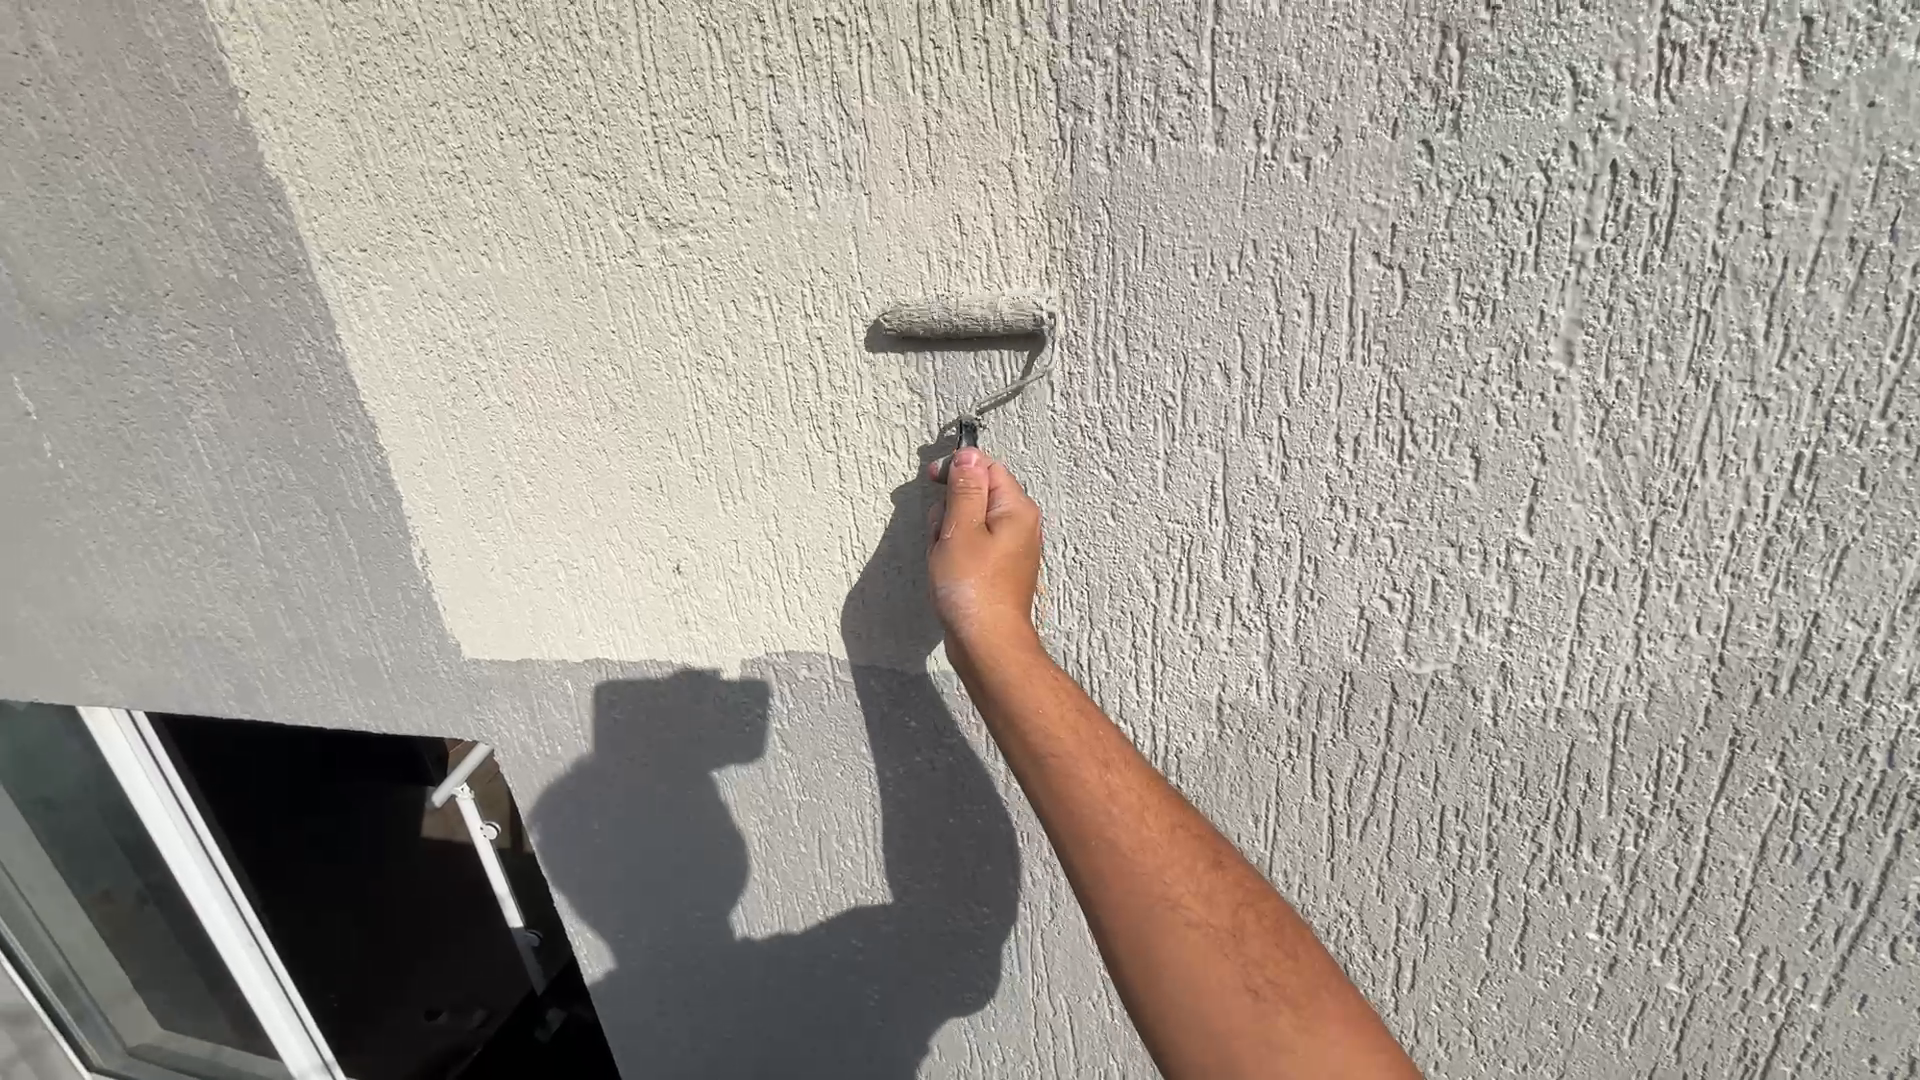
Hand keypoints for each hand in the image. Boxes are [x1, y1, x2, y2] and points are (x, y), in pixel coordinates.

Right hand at [925, 447, 1043, 663]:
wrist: (986, 642)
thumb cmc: (974, 589)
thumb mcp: (961, 528)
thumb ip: (965, 487)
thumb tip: (968, 455)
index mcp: (1016, 509)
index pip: (987, 467)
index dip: (958, 468)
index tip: (934, 479)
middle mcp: (1019, 525)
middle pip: (976, 494)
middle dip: (950, 509)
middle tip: (944, 535)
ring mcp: (1008, 548)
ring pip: (968, 522)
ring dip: (948, 534)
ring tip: (946, 559)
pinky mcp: (997, 568)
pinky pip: (970, 546)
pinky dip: (954, 553)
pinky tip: (948, 572)